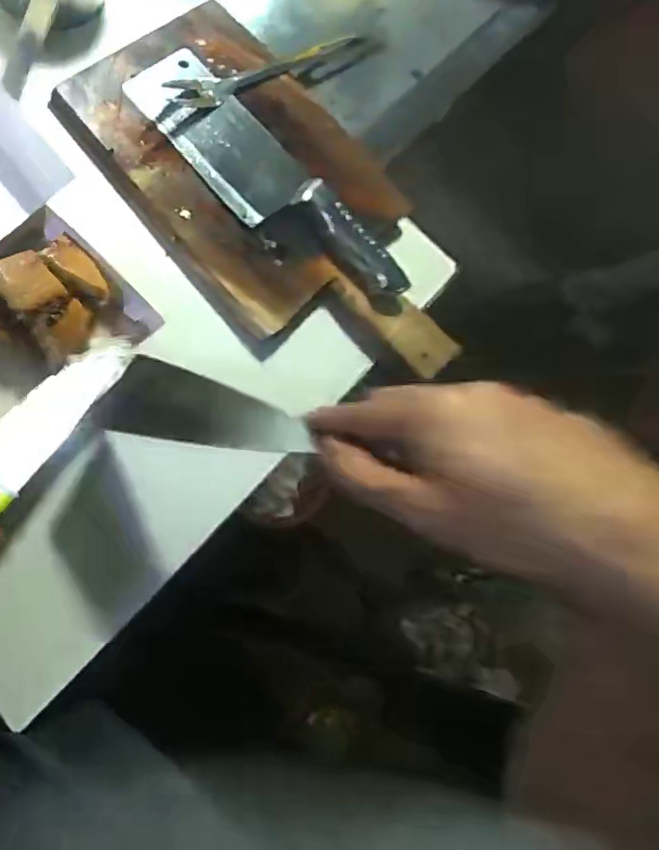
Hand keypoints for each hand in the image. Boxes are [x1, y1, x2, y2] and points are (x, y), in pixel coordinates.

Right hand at [310, 383, 658, 615]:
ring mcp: (518, 400)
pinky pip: (486, 415)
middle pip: (393, 401)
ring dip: (422, 428)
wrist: (652, 548)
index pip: (349, 410)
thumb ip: (353, 472)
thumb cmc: (516, 530)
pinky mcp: (558, 416)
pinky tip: (492, 472)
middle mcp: (467, 391)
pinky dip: (468, 433)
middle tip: (377, 466)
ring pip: (440, 406)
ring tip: (435, 470)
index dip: (324, 428)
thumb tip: (323, 445)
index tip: (315, 447)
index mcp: (426, 410)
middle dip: (374, 427)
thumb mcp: (417, 511)